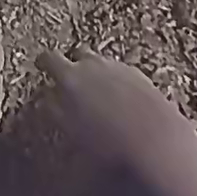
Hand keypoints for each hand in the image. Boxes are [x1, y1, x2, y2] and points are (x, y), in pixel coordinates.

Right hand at [37, 47, 196, 170]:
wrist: (156, 141)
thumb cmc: (108, 141)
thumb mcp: (72, 129)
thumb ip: (56, 110)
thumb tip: (47, 99)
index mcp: (71, 76)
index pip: (49, 58)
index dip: (43, 62)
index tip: (40, 66)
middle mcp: (93, 64)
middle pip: (77, 54)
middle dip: (72, 64)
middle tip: (70, 81)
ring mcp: (118, 66)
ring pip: (100, 62)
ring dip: (95, 72)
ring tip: (97, 95)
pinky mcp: (139, 75)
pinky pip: (120, 71)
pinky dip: (115, 80)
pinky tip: (120, 101)